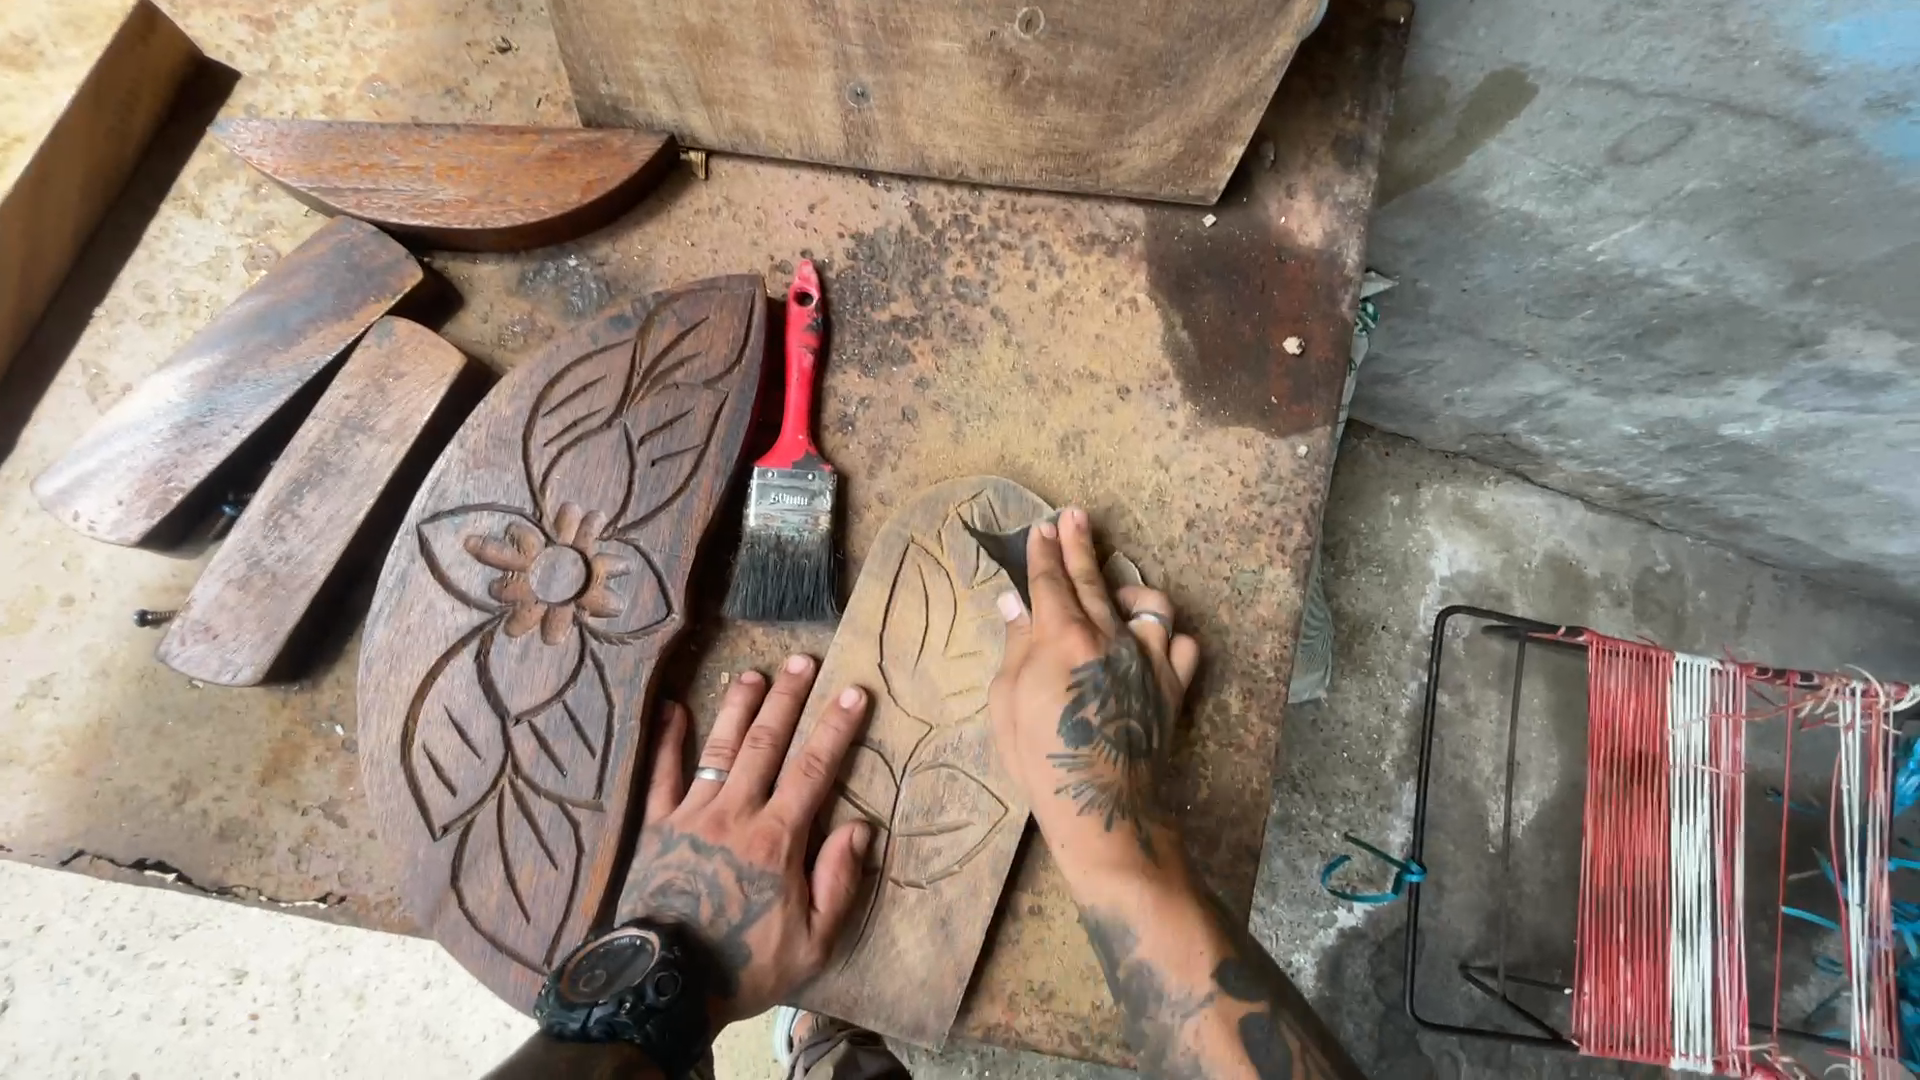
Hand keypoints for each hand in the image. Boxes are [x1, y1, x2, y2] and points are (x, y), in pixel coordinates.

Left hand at [617, 655, 874, 1024]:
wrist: (662, 989)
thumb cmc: (744, 964)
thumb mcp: (812, 943)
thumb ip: (839, 883)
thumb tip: (860, 828)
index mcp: (777, 838)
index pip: (814, 769)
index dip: (836, 728)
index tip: (854, 693)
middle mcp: (737, 812)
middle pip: (767, 742)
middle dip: (789, 698)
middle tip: (803, 660)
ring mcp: (693, 814)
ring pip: (720, 747)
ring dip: (739, 706)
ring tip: (755, 673)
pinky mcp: (658, 825)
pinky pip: (663, 775)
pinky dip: (667, 740)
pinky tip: (671, 707)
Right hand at [987, 508, 1199, 869]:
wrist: (1101, 808)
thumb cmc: (1040, 759)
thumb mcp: (1007, 703)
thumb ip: (1015, 646)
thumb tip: (1014, 603)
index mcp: (1062, 637)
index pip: (1050, 580)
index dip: (1043, 551)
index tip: (1041, 527)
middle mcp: (1109, 635)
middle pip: (1091, 578)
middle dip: (1079, 542)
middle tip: (1073, 515)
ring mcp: (1148, 658)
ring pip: (1150, 603)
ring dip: (1130, 587)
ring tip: (1117, 587)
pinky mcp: (1173, 684)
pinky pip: (1182, 643)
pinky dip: (1166, 635)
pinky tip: (1149, 638)